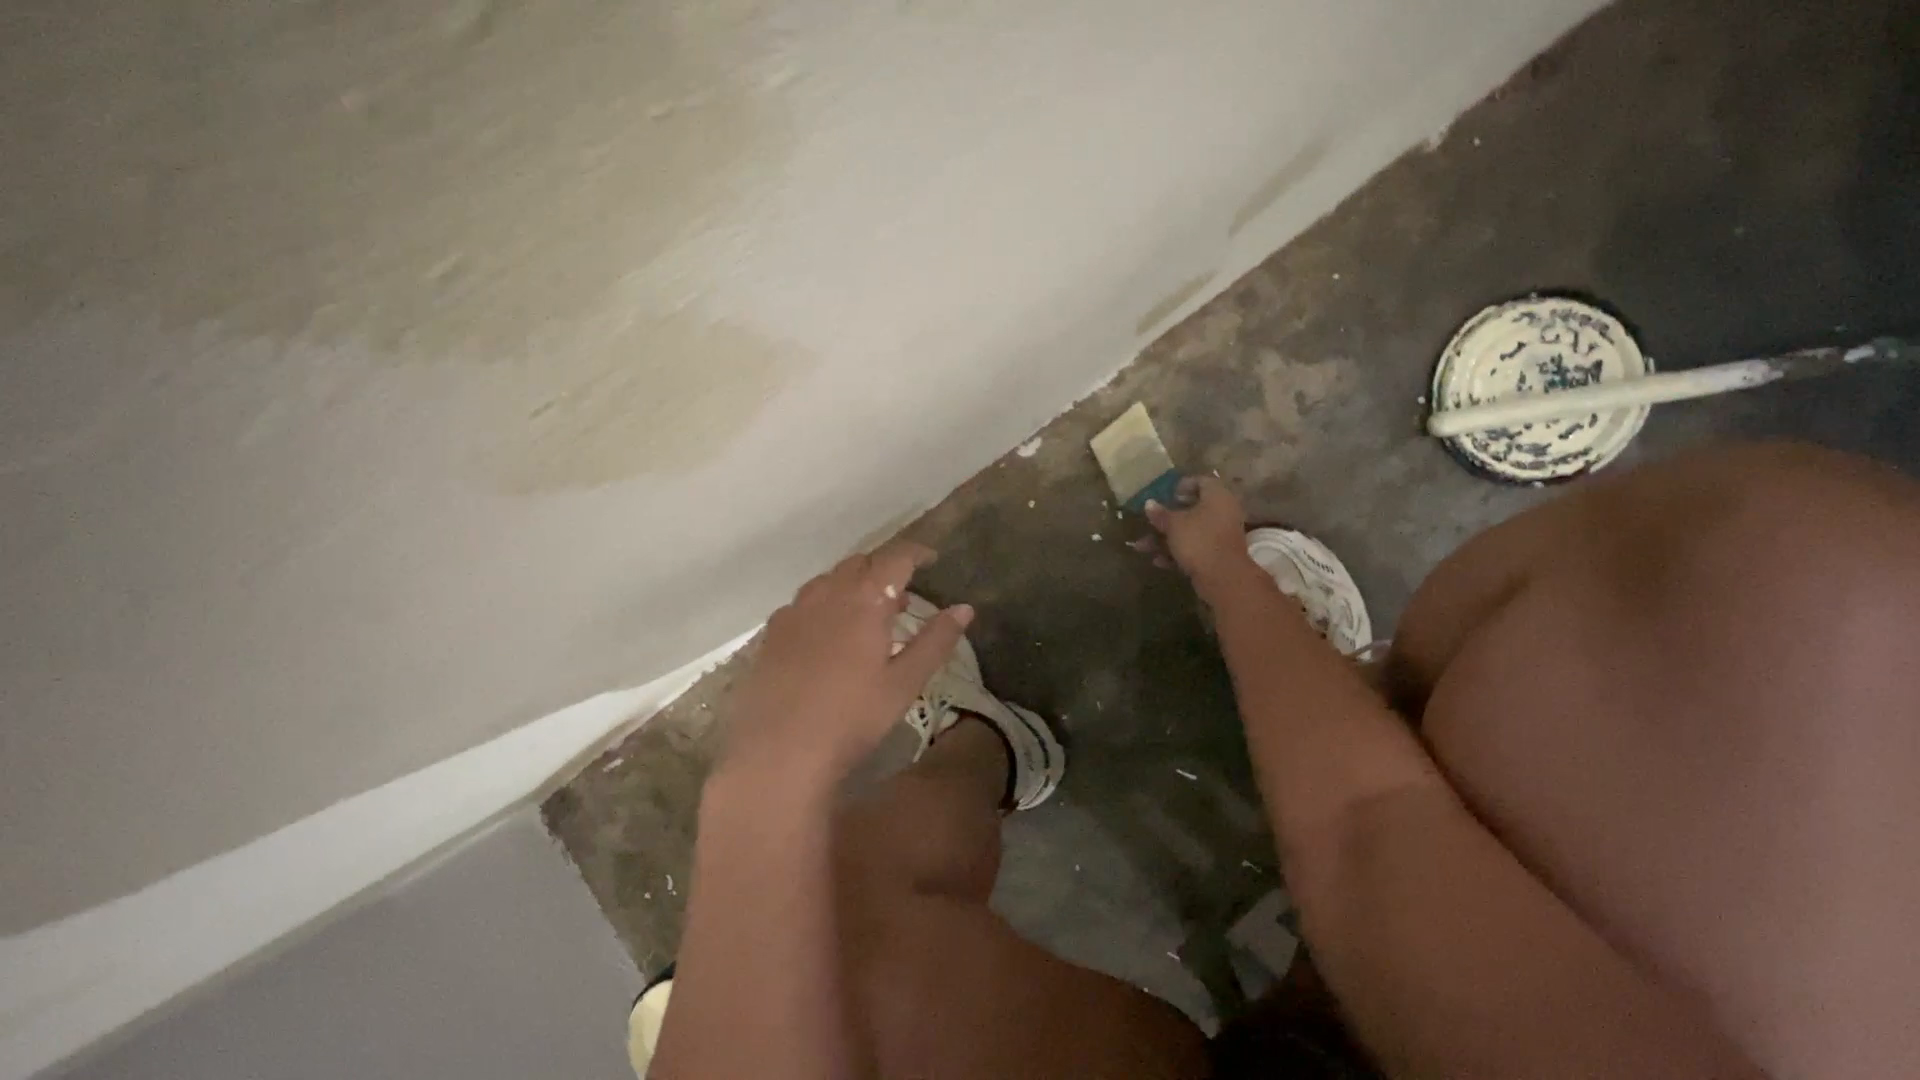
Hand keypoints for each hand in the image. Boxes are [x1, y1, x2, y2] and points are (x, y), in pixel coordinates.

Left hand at [717, 543, 971, 784]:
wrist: (779, 753)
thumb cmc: (852, 718)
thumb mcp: (905, 683)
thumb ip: (935, 641)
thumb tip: (964, 608)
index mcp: (863, 600)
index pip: (894, 558)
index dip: (916, 553)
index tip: (931, 559)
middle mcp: (825, 594)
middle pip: (858, 564)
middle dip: (883, 570)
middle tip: (901, 597)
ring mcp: (792, 613)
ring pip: (827, 582)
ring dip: (851, 587)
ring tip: (866, 616)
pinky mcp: (770, 635)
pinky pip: (802, 605)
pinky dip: (824, 607)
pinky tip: (827, 638)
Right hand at [1139, 475, 1256, 594]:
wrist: (1223, 577)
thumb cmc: (1198, 540)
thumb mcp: (1174, 524)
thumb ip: (1160, 514)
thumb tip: (1149, 503)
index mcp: (1217, 496)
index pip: (1201, 481)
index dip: (1182, 486)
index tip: (1166, 494)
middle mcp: (1222, 512)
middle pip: (1192, 510)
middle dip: (1167, 518)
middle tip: (1150, 521)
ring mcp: (1220, 535)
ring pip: (1190, 532)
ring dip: (1165, 539)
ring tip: (1141, 547)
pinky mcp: (1216, 555)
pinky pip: (1194, 548)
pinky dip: (1177, 553)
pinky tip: (1157, 561)